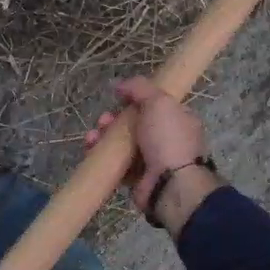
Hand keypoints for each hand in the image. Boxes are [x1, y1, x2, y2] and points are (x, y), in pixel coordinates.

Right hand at [84, 76, 221, 233]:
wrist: (171, 184)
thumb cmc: (168, 139)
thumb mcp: (158, 102)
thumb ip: (139, 88)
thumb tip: (119, 84)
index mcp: (178, 120)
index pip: (155, 105)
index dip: (135, 100)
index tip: (119, 98)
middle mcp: (167, 140)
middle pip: (134, 124)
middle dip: (114, 120)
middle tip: (103, 120)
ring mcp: (152, 161)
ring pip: (123, 144)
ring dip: (104, 137)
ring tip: (92, 136)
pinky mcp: (137, 179)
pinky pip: (117, 164)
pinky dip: (103, 157)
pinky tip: (91, 151)